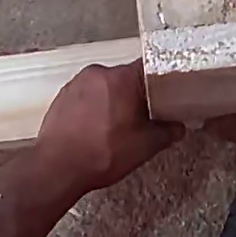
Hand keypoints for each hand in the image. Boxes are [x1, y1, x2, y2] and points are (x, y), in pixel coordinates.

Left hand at [27, 62, 183, 200]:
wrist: (57, 168)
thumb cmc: (103, 153)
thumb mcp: (145, 146)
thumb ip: (167, 132)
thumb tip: (179, 127)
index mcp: (121, 78)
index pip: (148, 68)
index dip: (160, 80)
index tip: (166, 94)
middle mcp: (98, 73)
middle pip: (125, 78)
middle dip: (134, 95)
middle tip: (143, 117)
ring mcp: (76, 83)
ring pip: (104, 87)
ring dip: (112, 101)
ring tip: (117, 126)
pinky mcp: (61, 96)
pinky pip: (86, 96)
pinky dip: (94, 108)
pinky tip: (96, 129)